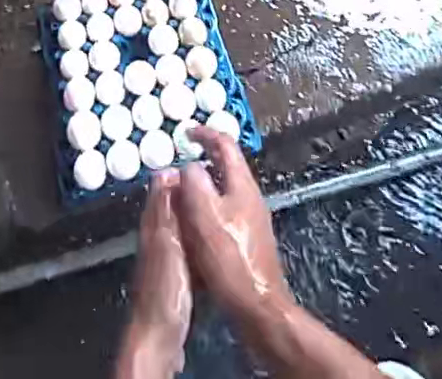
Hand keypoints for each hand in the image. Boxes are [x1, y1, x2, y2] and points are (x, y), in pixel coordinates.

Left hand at [116, 170, 192, 378]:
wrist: (159, 334)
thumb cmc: (165, 286)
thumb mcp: (167, 241)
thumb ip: (166, 209)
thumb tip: (167, 172)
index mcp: (153, 225)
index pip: (161, 190)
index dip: (176, 177)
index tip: (198, 167)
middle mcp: (156, 238)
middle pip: (171, 208)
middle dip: (188, 196)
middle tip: (212, 188)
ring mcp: (164, 259)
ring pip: (180, 228)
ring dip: (194, 219)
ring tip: (215, 212)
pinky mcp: (174, 278)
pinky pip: (187, 250)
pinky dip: (197, 243)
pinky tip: (210, 246)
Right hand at [175, 129, 384, 378]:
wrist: (260, 309)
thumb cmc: (230, 260)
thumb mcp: (204, 217)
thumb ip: (194, 184)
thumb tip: (188, 166)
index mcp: (242, 185)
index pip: (225, 145)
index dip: (205, 134)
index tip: (185, 133)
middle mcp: (250, 196)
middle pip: (228, 164)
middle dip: (204, 156)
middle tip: (181, 157)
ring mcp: (252, 218)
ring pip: (226, 186)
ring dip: (205, 181)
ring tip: (182, 186)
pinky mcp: (249, 238)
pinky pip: (226, 207)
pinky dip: (208, 203)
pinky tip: (194, 220)